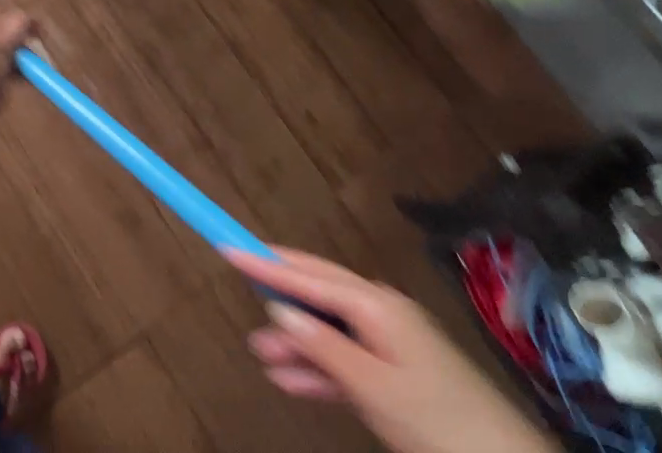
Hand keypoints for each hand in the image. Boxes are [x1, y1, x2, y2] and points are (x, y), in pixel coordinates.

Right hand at [228, 248, 555, 452]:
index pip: (309, 275)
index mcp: (377, 305)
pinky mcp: (396, 372)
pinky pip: (345, 358)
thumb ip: (321, 344)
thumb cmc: (435, 417)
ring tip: (263, 356)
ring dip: (296, 343)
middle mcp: (382, 313)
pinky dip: (318, 368)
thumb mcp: (369, 383)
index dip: (266, 262)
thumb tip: (278, 307)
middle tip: (243, 302)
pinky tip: (291, 381)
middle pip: (318, 294)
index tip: (226, 244)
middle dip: (279, 300)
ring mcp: (391, 343)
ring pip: (328, 331)